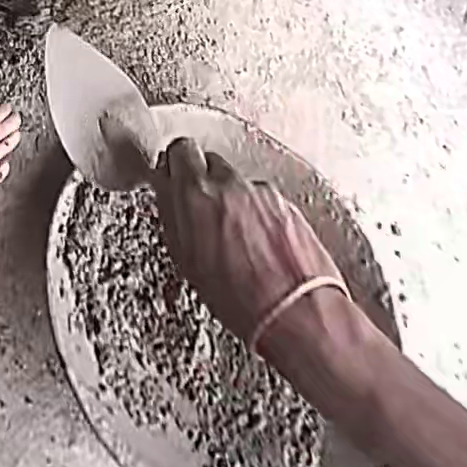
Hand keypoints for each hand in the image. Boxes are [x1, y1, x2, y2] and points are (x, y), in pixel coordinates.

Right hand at [151, 137, 343, 344]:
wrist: (299, 316)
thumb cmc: (240, 297)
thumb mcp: (185, 257)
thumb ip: (172, 212)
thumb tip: (166, 192)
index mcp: (196, 192)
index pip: (180, 150)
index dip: (176, 164)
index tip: (175, 179)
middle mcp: (230, 184)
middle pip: (210, 162)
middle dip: (204, 181)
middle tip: (203, 210)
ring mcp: (263, 193)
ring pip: (238, 183)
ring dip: (233, 199)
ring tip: (236, 237)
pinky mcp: (289, 206)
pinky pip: (264, 199)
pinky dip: (259, 214)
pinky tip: (259, 244)